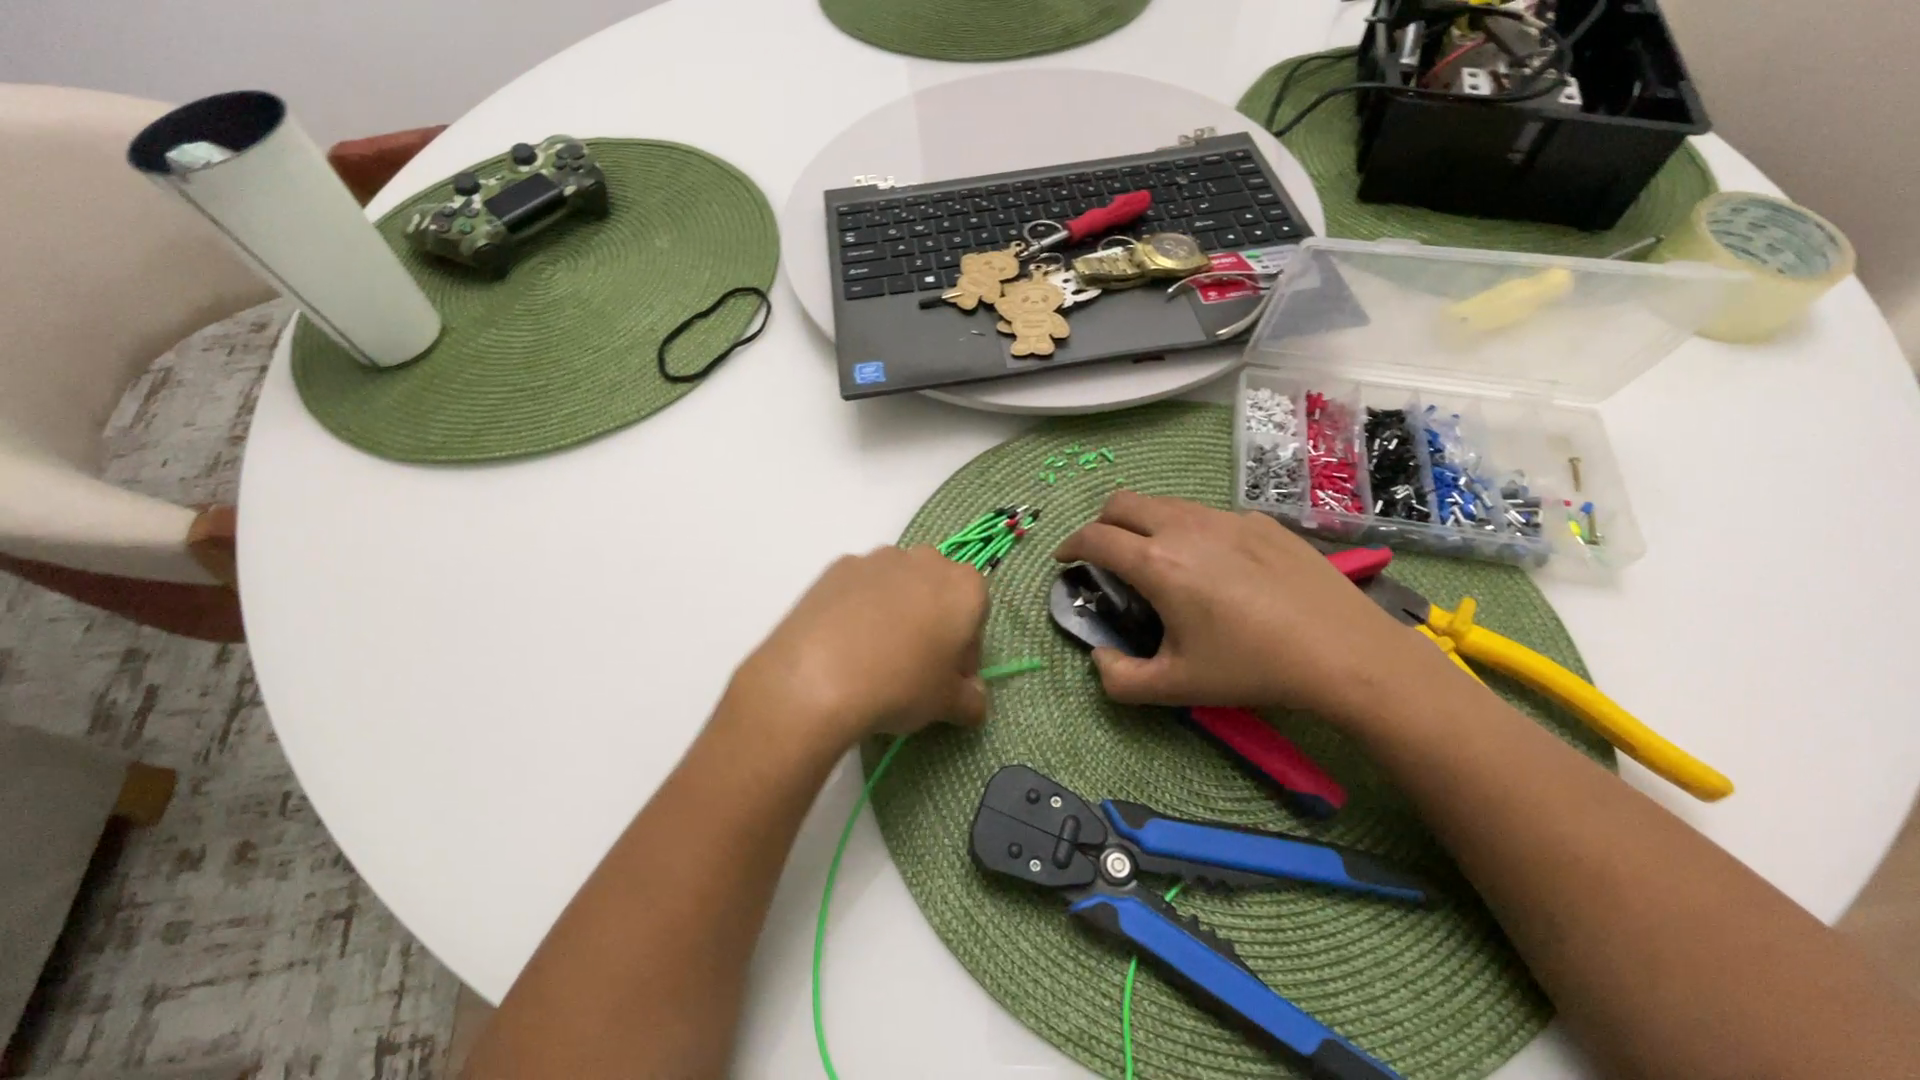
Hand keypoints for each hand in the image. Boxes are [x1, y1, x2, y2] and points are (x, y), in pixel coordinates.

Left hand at [726, 545, 988, 748]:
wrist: (817, 677)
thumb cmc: (900, 685)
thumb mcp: (946, 704)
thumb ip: (971, 699)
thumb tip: (974, 700)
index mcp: (965, 587)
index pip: (977, 617)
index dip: (965, 652)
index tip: (948, 680)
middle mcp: (926, 561)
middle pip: (938, 593)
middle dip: (933, 624)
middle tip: (914, 667)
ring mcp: (878, 559)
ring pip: (898, 587)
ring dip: (896, 613)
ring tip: (874, 657)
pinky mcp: (837, 567)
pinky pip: (860, 588)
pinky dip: (860, 609)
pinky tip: (845, 644)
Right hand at [1052, 492, 1444, 724]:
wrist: (1343, 652)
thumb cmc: (1251, 668)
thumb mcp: (1176, 687)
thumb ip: (1119, 679)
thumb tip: (1100, 658)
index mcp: (1157, 562)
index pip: (1094, 537)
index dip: (1070, 546)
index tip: (1065, 560)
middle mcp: (1186, 527)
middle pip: (1123, 502)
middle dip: (1101, 523)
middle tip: (1104, 555)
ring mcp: (1227, 518)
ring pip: (1167, 503)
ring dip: (1145, 522)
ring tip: (1157, 559)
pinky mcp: (1262, 522)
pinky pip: (1209, 515)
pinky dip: (1190, 530)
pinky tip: (1215, 568)